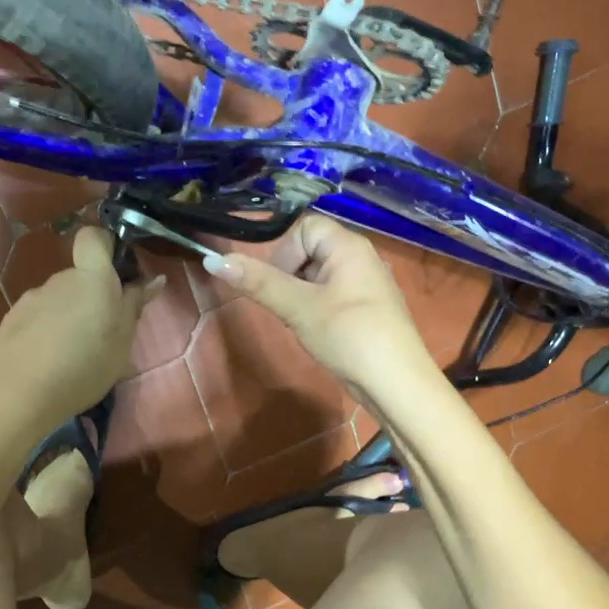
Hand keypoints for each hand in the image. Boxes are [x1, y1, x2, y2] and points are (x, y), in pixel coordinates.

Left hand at [0, 226, 163, 437]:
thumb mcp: (121, 343)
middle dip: (90, 298)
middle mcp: (59, 280)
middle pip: (78, 277)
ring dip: (66, 318)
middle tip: (100, 336)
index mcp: (92, 279)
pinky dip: (44, 332)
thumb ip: (133, 306)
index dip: (104, 247)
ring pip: (57, 300)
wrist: (19, 395)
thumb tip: (153, 279)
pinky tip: (45, 361)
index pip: (94, 238)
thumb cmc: (83, 368)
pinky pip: (36, 317)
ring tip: (70, 356)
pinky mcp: (11, 319)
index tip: (116, 276)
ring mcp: (31, 298)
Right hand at [204, 214, 432, 387]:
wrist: (395, 382)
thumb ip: (258, 283)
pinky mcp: (365, 309)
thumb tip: (213, 259)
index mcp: (349, 246)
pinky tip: (319, 333)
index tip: (278, 285)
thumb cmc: (348, 335)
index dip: (284, 252)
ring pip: (318, 275)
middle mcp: (360, 257)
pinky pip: (331, 295)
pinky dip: (316, 309)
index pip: (304, 227)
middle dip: (289, 276)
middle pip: (310, 249)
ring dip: (300, 295)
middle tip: (288, 307)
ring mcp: (365, 284)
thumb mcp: (298, 308)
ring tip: (303, 322)